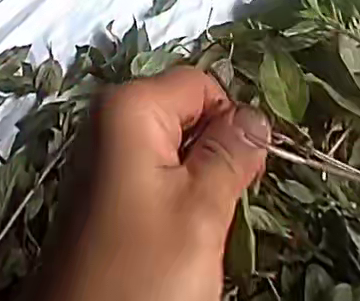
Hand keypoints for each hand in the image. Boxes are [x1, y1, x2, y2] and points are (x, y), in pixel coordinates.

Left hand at [34, 68, 269, 300]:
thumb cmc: (141, 275)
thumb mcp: (199, 213)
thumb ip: (231, 155)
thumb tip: (257, 117)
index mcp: (130, 106)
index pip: (201, 85)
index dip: (230, 123)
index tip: (243, 174)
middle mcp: (110, 116)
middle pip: (186, 110)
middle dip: (212, 151)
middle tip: (217, 206)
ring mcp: (102, 152)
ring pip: (173, 144)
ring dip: (196, 178)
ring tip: (197, 226)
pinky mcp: (102, 186)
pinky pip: (153, 169)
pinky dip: (174, 193)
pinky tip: (175, 235)